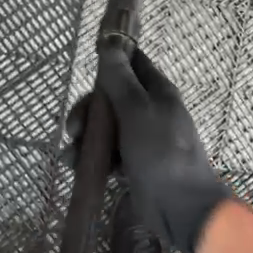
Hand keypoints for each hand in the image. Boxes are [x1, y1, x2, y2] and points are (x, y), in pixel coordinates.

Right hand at [71, 45, 231, 252]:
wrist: (181, 206)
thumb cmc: (162, 153)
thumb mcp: (138, 111)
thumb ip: (121, 80)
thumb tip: (110, 45)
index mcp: (157, 92)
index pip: (132, 63)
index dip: (109, 62)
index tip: (86, 73)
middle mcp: (149, 111)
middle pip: (111, 98)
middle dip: (89, 111)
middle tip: (74, 129)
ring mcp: (142, 139)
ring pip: (107, 128)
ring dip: (86, 138)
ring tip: (72, 156)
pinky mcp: (134, 163)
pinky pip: (108, 153)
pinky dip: (93, 158)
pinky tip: (78, 168)